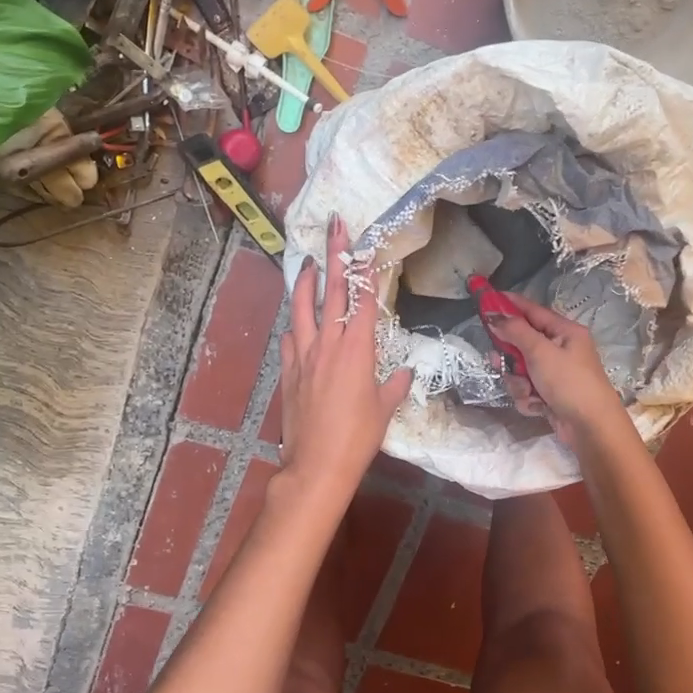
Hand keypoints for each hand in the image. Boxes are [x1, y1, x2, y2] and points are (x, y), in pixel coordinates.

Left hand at [277, 214, 412, 497]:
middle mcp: (327, 344)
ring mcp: (303, 356)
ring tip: (309, 262)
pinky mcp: (288, 372)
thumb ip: (394, 386)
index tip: (362, 242)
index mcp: (356, 349)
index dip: (363, 269)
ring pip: (302, 309)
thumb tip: (404, 373)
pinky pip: (290, 339)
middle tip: (335, 228)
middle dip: (335, 257)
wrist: (317, 464)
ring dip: (307, 283)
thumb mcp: (385, 410)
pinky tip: (297, 323)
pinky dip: (295, 325)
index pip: (360, 299)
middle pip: (331, 292)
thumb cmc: (358, 437)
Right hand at [486, 292, 628, 446]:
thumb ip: (515, 331)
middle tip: (497, 360)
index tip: (486, 298)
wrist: (591, 427)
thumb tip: (494, 315)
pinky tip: (538, 406)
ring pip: (520, 370)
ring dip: (519, 382)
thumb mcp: (540, 352)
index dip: (509, 304)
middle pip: (522, 343)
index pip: (532, 311)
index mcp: (565, 332)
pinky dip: (528, 398)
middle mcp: (561, 350)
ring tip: (529, 391)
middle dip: (510, 356)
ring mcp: (555, 374)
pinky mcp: (550, 395)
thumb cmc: (569, 382)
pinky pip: (527, 389)